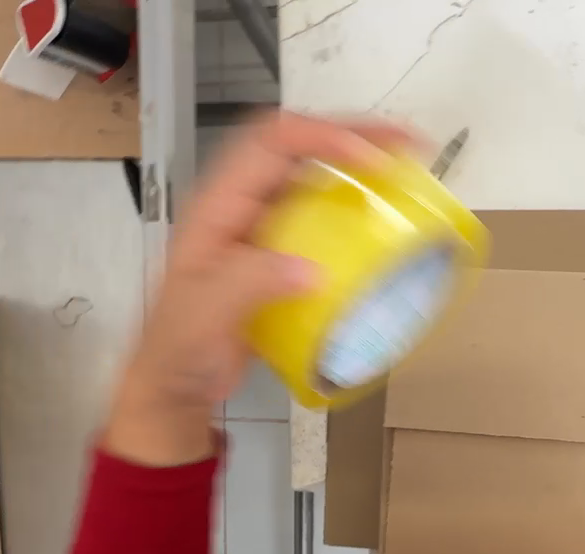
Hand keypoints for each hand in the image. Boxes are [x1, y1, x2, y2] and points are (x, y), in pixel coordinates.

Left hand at [101, 111, 423, 466]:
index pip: (272, 144)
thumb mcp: (205, 312)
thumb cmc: (178, 348)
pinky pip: (320, 232)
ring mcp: (262, 237)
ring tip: (403, 186)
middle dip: (354, 140)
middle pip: (301, 152)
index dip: (323, 138)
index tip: (372, 158)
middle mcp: (242, 210)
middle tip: (408, 150)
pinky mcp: (279, 267)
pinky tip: (379, 243)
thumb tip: (314, 270)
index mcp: (219, 207)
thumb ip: (250, 282)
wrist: (177, 385)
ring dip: (359, 180)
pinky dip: (353, 228)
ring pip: (315, 188)